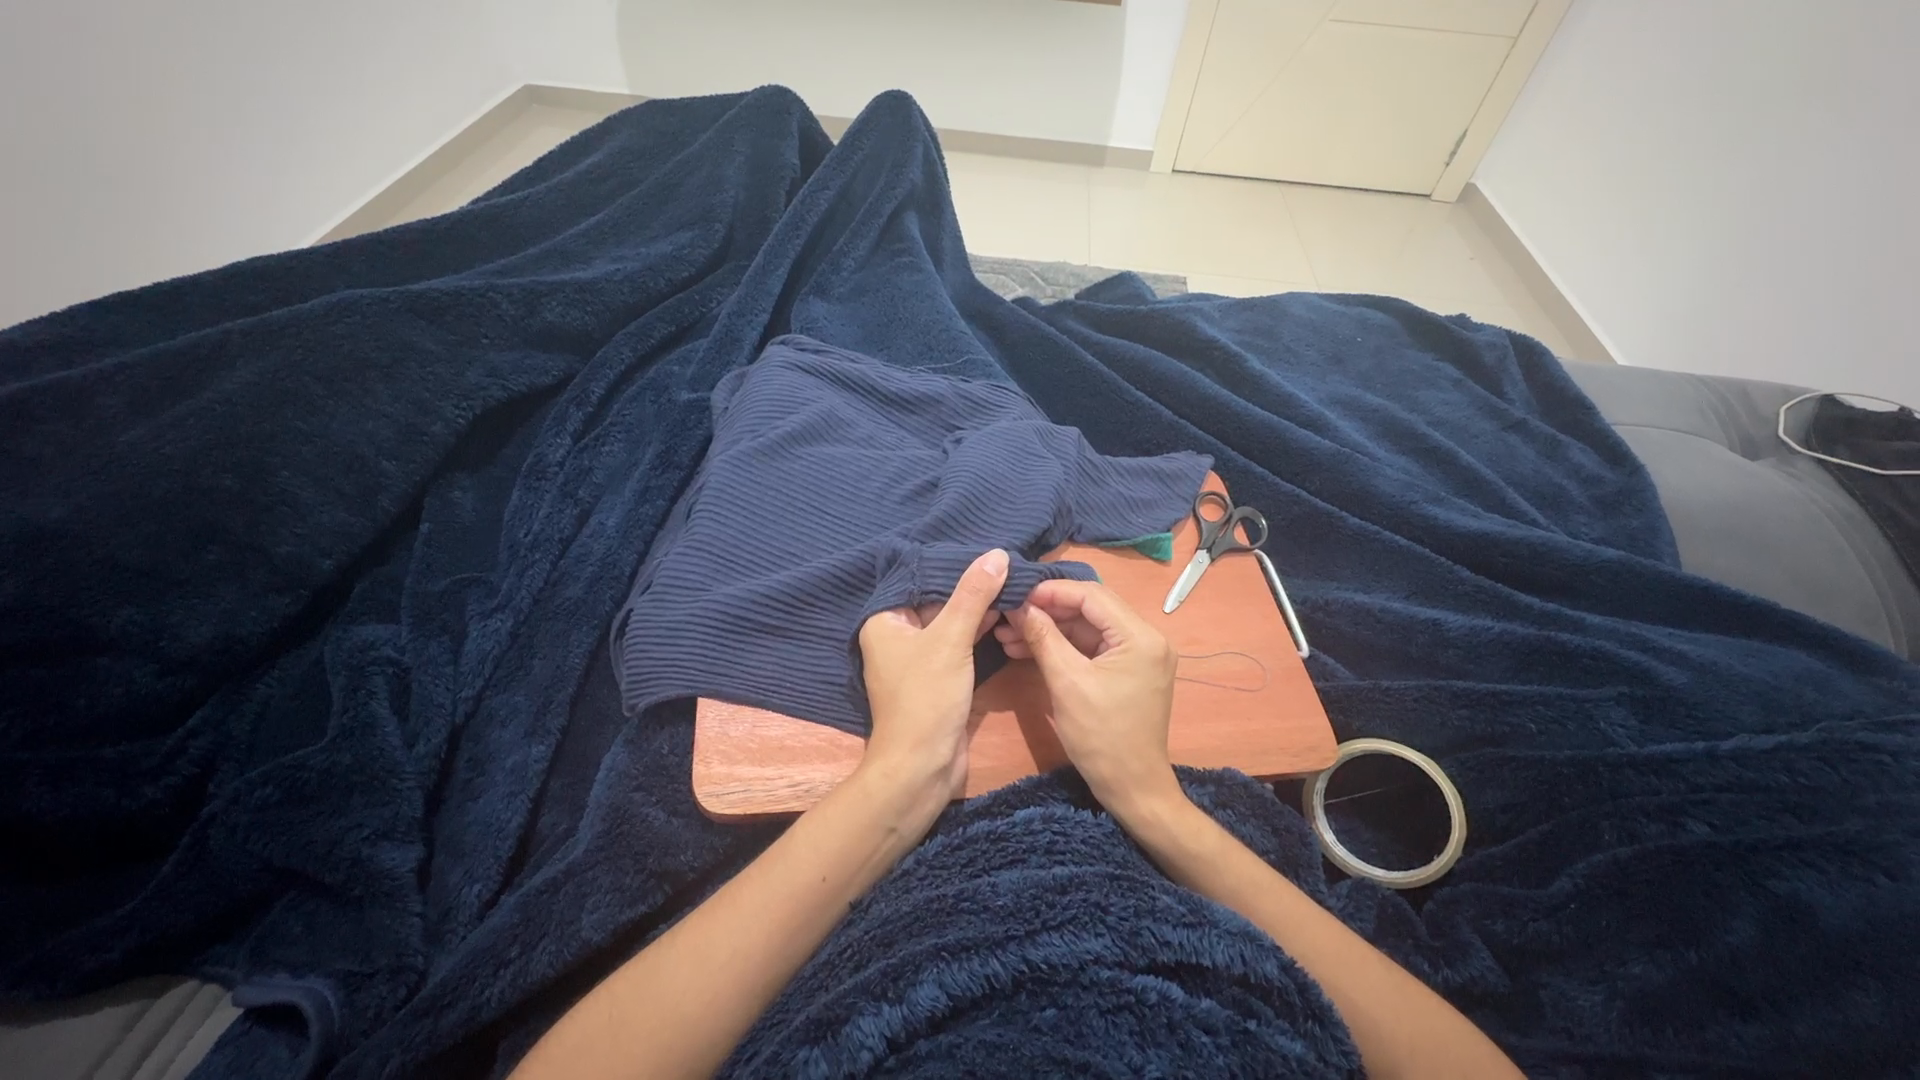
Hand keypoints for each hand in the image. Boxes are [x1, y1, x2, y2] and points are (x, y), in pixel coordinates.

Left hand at [857, 548, 1008, 801]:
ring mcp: (916, 660)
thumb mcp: (951, 640)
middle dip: (969, 588)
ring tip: (1013, 585)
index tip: (988, 551)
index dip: (953, 566)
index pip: (920, 580)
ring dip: (977, 610)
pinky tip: (1004, 615)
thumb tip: (997, 554)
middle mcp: (896, 637)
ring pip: (949, 624)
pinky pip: (956, 645)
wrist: (922, 766)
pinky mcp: (936, 679)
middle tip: (1007, 565)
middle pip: (936, 601)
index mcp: (884, 621)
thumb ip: (974, 595)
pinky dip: (977, 632)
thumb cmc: (927, 697)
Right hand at [996, 580, 1180, 815]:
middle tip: (1008, 616)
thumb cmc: (1100, 736)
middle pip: (1091, 608)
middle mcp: (1146, 638)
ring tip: (1009, 636)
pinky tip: (1028, 649)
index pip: (1092, 595)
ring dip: (1051, 629)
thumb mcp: (1066, 682)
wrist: (1130, 786)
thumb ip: (1043, 637)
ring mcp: (1139, 655)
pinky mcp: (1128, 670)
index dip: (1051, 592)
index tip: (1015, 595)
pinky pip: (1092, 647)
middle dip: (1047, 610)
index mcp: (1140, 637)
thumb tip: (1019, 606)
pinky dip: (1063, 647)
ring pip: (1088, 627)